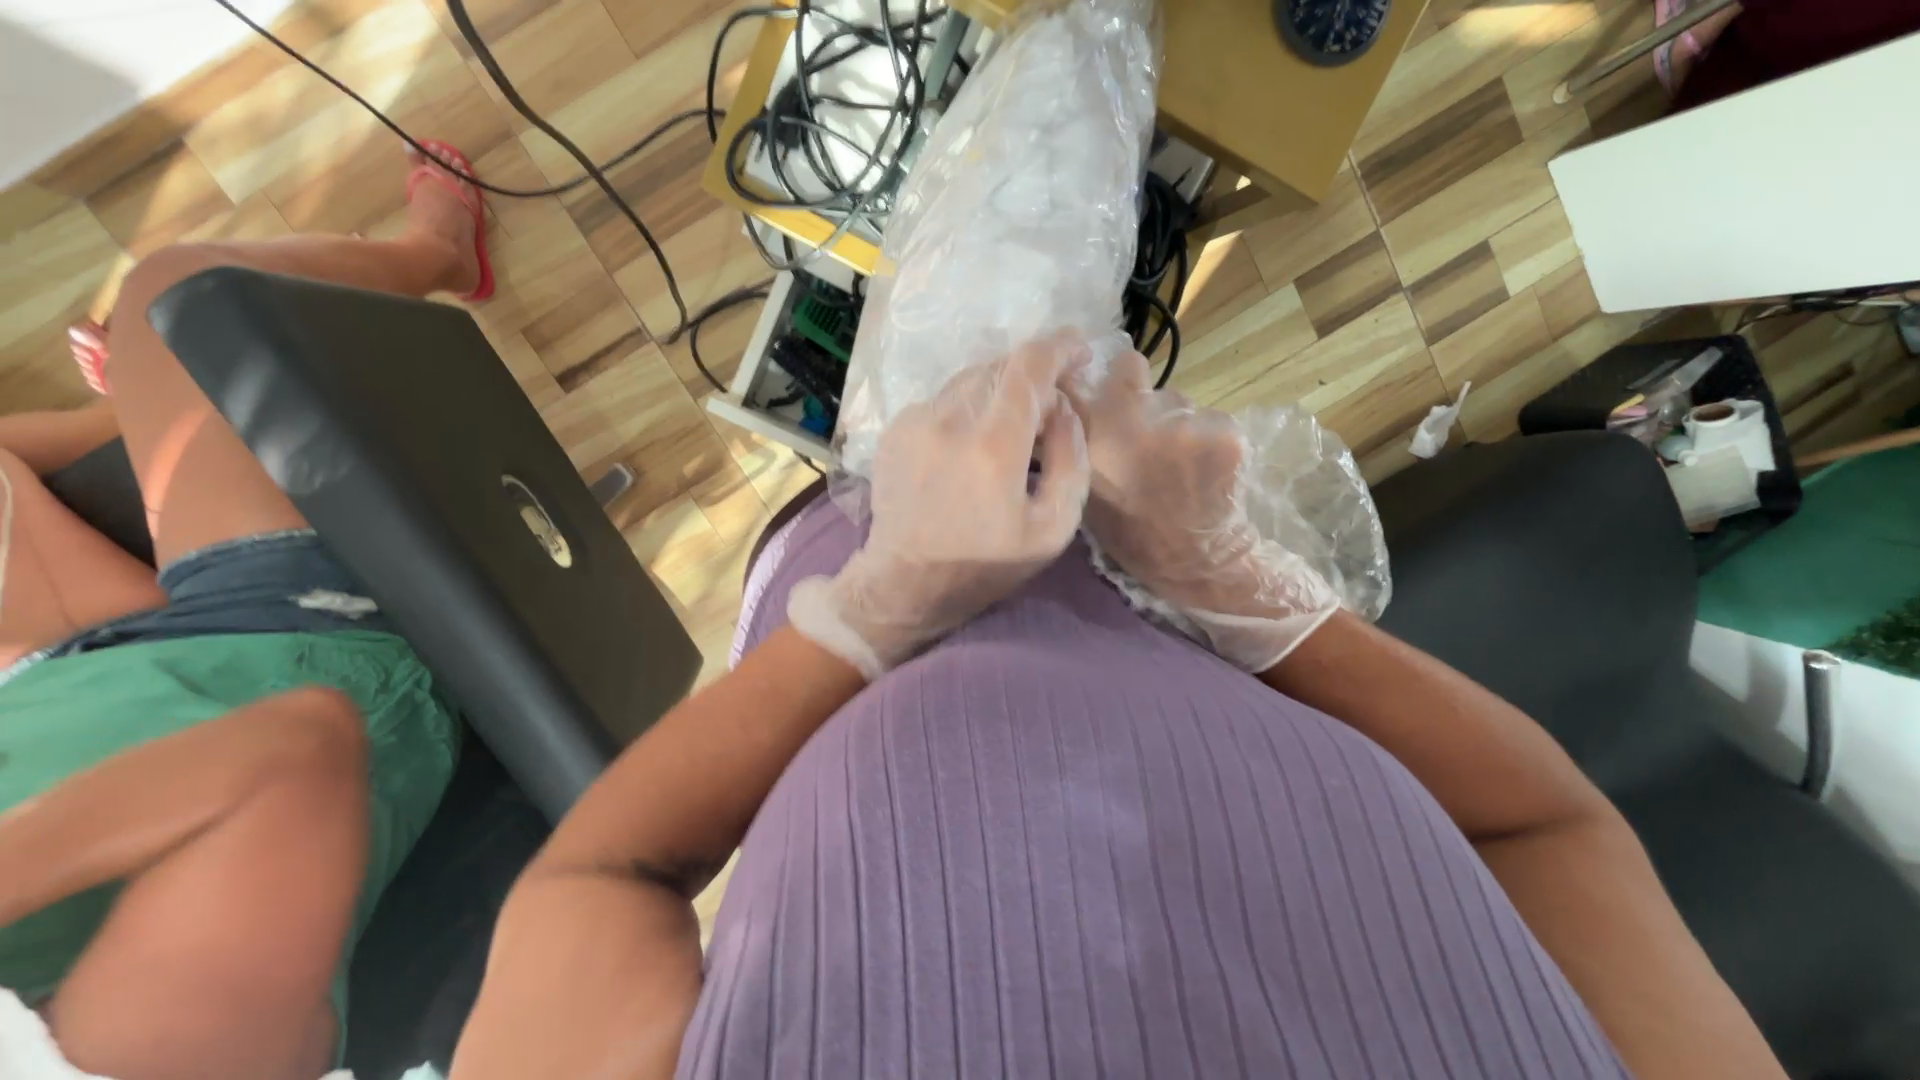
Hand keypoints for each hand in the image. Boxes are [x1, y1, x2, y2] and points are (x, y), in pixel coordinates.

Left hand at [788, 341, 1090, 678]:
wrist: (904, 582)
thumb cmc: (986, 563)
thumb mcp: (1053, 529)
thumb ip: (1071, 459)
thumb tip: (1064, 408)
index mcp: (993, 446)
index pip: (1029, 366)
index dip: (1060, 346)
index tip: (1080, 349)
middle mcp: (950, 420)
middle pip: (1001, 367)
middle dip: (1034, 375)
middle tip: (1051, 403)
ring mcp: (917, 421)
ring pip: (971, 379)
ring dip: (1000, 391)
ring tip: (1012, 427)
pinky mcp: (897, 428)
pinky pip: (944, 399)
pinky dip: (969, 408)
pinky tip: (973, 442)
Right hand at [1065, 349, 1338, 670]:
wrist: (1198, 563)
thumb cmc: (1134, 532)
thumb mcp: (1087, 490)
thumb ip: (1077, 443)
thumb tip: (1067, 399)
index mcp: (1091, 441)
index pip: (1076, 379)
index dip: (1082, 371)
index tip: (1088, 375)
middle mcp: (1132, 423)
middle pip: (1132, 373)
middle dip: (1140, 397)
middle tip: (1149, 438)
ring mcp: (1182, 424)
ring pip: (1177, 399)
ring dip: (1177, 421)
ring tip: (1180, 464)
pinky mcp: (1223, 430)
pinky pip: (1212, 416)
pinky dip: (1211, 437)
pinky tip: (1207, 469)